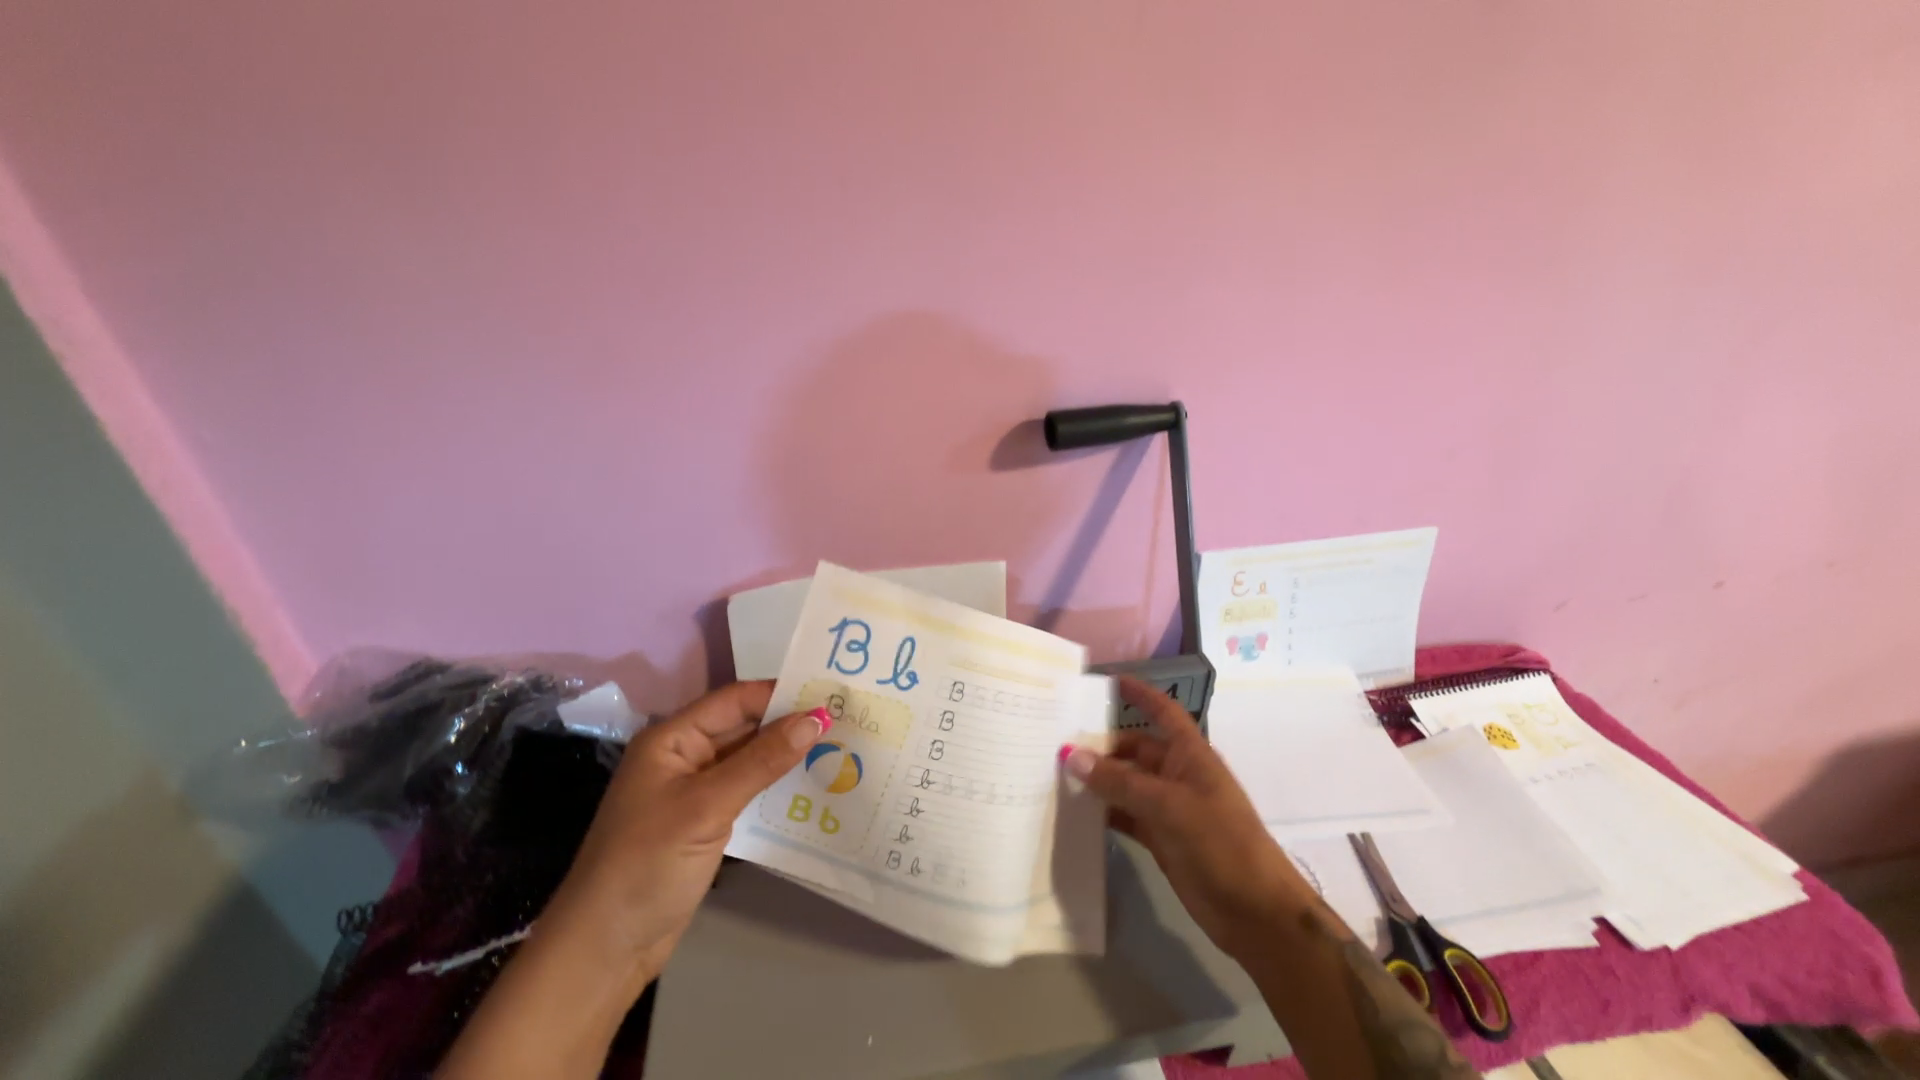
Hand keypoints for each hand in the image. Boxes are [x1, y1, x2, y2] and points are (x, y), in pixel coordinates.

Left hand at [543, 681, 828, 982]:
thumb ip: (761, 761)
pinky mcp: (704, 826)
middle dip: (790, 724)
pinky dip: (776, 790)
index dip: (780, 694)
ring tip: (842, 751)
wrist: (605, 946)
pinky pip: (747, 794)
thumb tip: (815, 718)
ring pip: (749, 762)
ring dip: (788, 757)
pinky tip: (812, 791)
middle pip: (744, 728)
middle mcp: (683, 758)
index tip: (832, 696)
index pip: (734, 700)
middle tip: (848, 722)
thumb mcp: (707, 807)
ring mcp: (693, 794)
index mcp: (672, 740)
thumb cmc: (648, 864)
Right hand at [1063, 677, 1314, 959]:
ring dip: (1098, 781)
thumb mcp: (1168, 806)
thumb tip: (1071, 755)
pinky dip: (1103, 813)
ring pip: (1126, 784)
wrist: (1254, 910)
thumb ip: (1119, 782)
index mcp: (1190, 756)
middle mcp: (1178, 776)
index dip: (1141, 695)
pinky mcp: (1161, 840)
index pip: (1164, 713)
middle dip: (1102, 745)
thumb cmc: (1220, 843)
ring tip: (1053, 774)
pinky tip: (1073, 813)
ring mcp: (1169, 810)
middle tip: (1055, 742)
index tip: (1109, 681)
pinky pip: (1125, 816)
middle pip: (1135, 750)